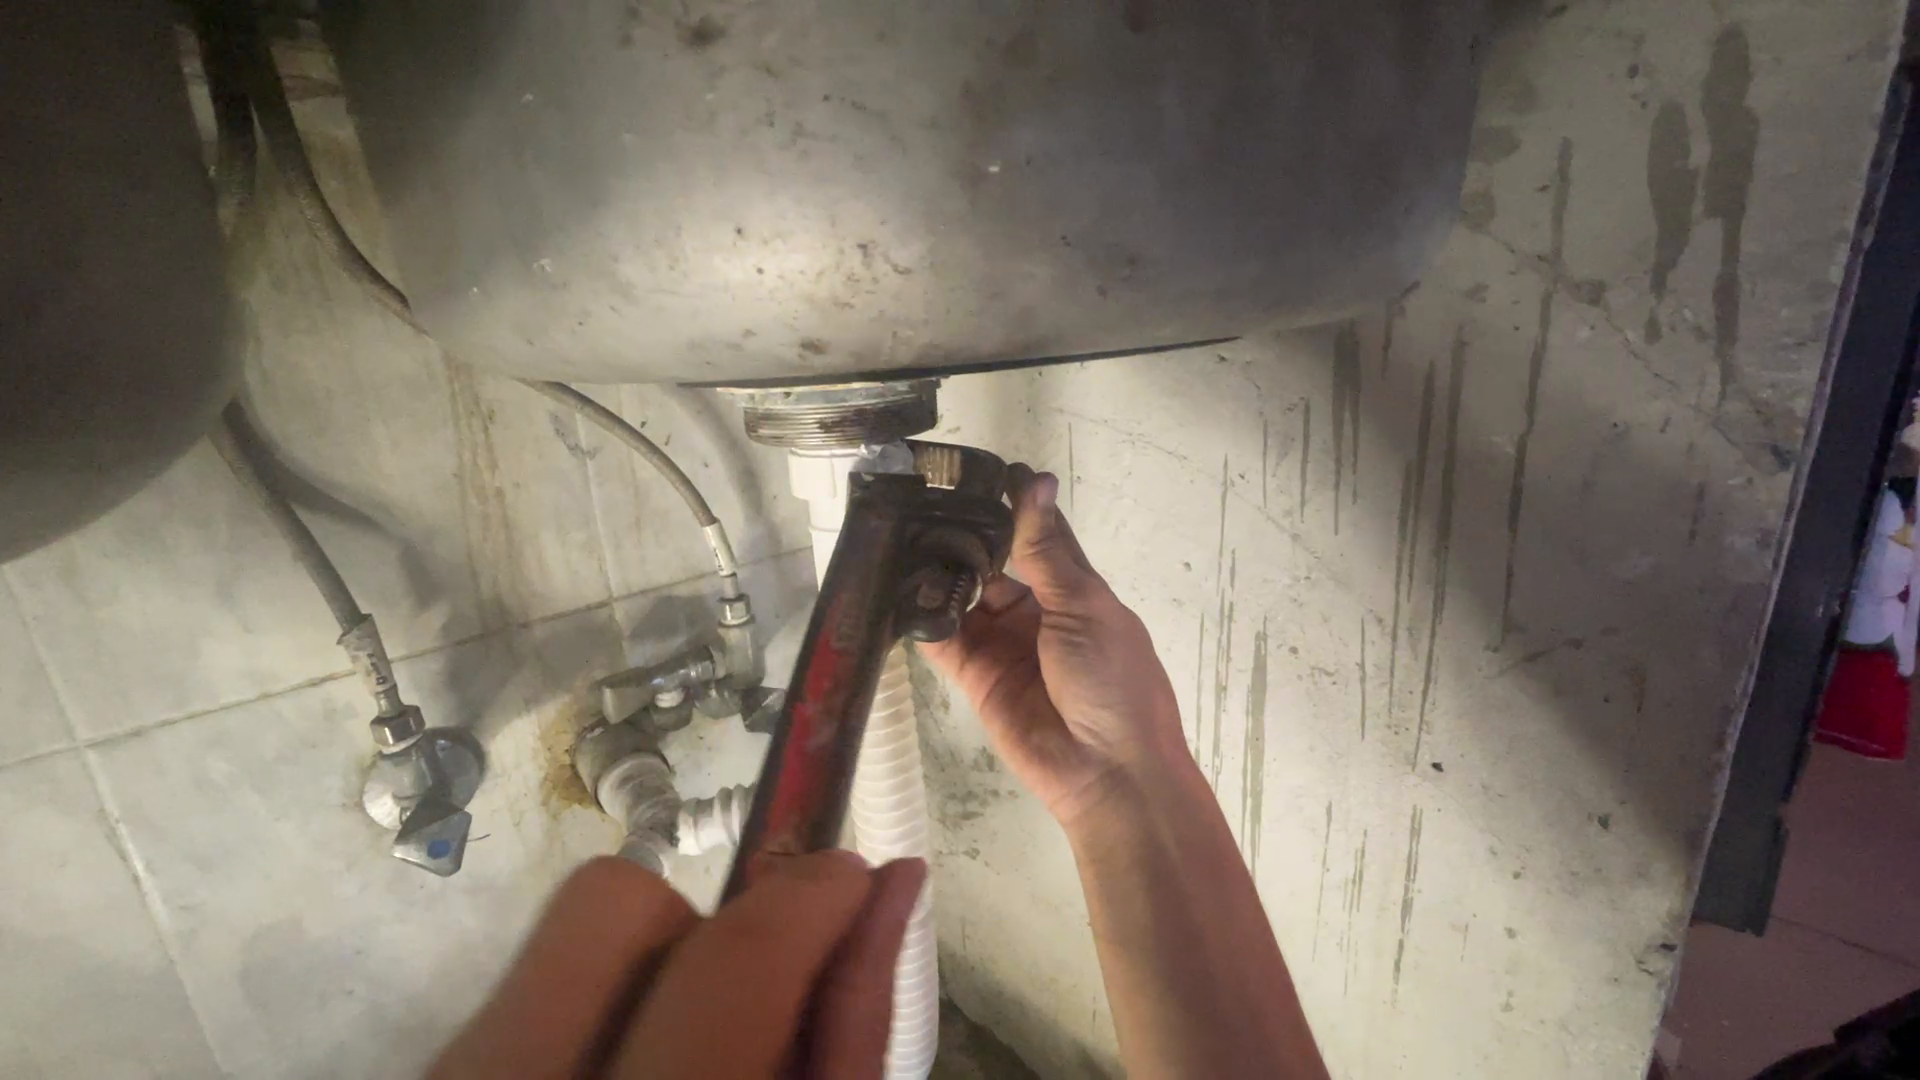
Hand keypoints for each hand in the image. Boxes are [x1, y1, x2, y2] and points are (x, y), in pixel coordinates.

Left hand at [429, 852, 925, 1079]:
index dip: (810, 896)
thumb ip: (857, 1022)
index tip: (848, 882)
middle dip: (693, 922)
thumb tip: (892, 881)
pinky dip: (585, 1034)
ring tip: (673, 1075)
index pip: (732, 964)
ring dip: (639, 987)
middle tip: (738, 995)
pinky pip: (511, 1017)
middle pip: (602, 910)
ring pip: (552, 957)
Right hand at [920, 465, 1188, 825]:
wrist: (1107, 771)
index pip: (1038, 535)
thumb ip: (1047, 551)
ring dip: (940, 572)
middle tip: (923, 501)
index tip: (982, 469)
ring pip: (963, 596)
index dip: (1014, 504)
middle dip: (965, 537)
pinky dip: (924, 617)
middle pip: (992, 563)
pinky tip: (900, 590)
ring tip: (903, 537)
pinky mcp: (974, 676)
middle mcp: (1033, 611)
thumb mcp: (1084, 606)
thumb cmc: (1113, 678)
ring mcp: (1001, 643)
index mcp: (1072, 590)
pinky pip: (943, 640)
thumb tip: (1037, 481)